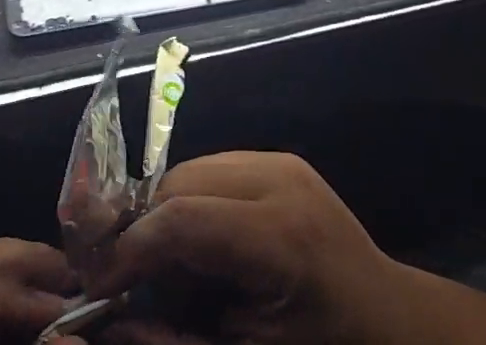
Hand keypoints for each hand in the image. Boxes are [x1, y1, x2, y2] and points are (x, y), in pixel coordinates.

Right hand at [84, 152, 402, 344]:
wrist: (386, 313)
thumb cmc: (320, 340)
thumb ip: (175, 334)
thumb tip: (109, 321)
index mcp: (280, 238)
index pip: (180, 218)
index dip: (129, 250)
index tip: (100, 287)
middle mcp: (279, 182)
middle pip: (176, 185)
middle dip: (142, 231)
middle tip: (130, 282)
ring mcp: (281, 162)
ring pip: (188, 172)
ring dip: (164, 215)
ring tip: (171, 267)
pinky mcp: (279, 159)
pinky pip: (209, 170)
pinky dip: (190, 203)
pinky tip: (200, 244)